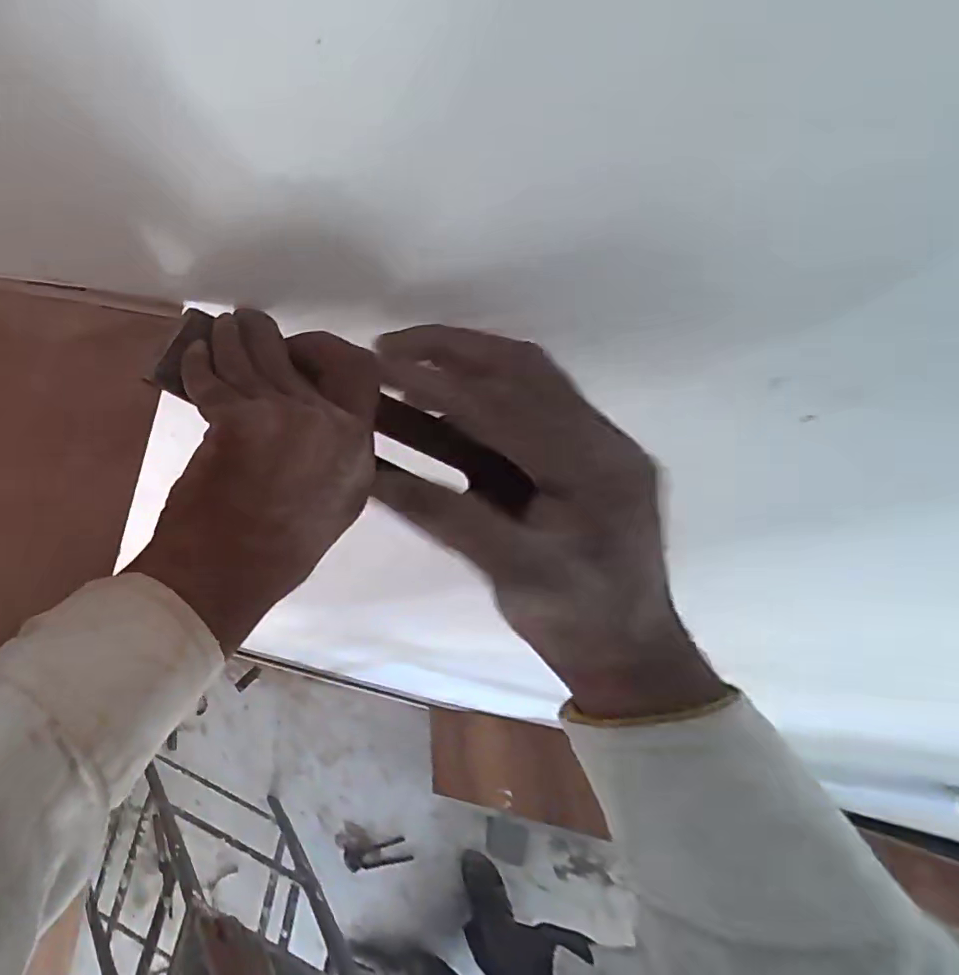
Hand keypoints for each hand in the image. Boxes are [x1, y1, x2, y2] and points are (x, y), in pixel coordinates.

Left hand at [126, 310, 378, 652]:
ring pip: (254, 358)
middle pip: (298, 357)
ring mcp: (287, 419)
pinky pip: (213, 378)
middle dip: (265, 334)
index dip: (321, 353)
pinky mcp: (239, 419)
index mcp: (356, 453)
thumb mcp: (322, 509)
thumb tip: (300, 421)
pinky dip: (198, 362)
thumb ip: (322, 460)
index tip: (293, 351)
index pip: (358, 375)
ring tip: (217, 327)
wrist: (224, 575)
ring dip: (229, 337)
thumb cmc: (266, 554)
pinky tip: (193, 353)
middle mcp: (330, 428)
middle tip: (243, 323)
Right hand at [369, 325, 727, 718]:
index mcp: (596, 466)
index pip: (506, 405)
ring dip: (453, 363)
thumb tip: (368, 471)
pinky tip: (414, 398)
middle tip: (383, 345)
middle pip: (521, 369)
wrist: (628, 649)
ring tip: (390, 359)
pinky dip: (456, 396)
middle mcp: (597, 440)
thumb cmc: (575, 616)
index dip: (435, 383)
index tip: (374, 365)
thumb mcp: (509, 570)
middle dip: (449, 348)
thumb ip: (442, 514)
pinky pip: (505, 410)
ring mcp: (582, 445)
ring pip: (515, 380)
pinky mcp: (558, 458)